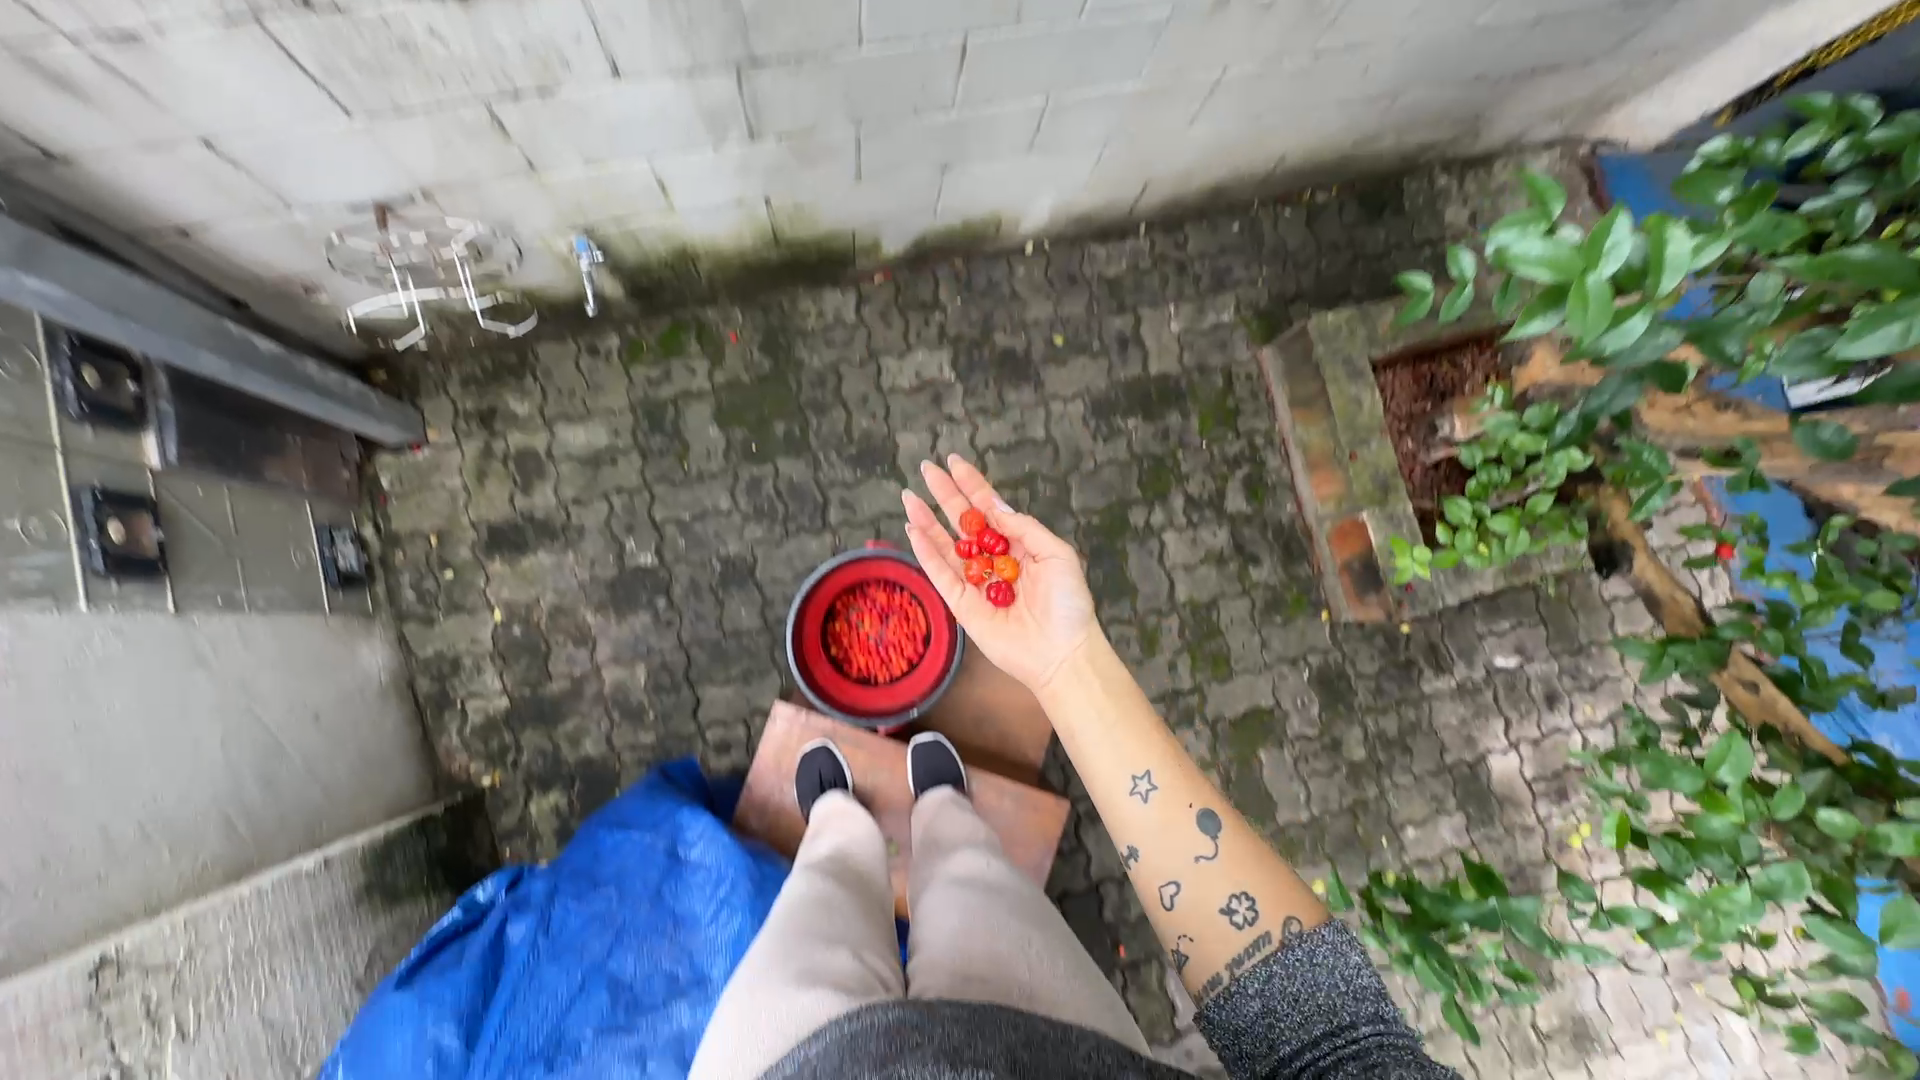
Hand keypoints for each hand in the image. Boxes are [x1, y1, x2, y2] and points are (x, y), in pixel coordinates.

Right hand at [902, 455, 1099, 693]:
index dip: (972, 485)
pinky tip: (913, 530)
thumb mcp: (1057, 554)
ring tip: (909, 497)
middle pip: (963, 522)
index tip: (954, 462)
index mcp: (1019, 545)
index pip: (990, 508)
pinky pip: (941, 575)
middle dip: (945, 495)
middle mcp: (995, 560)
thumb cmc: (1068, 604)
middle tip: (926, 470)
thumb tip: (994, 505)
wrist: (1062, 652)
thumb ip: (1023, 527)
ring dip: (927, 521)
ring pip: (946, 546)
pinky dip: (926, 553)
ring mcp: (977, 582)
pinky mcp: (963, 605)